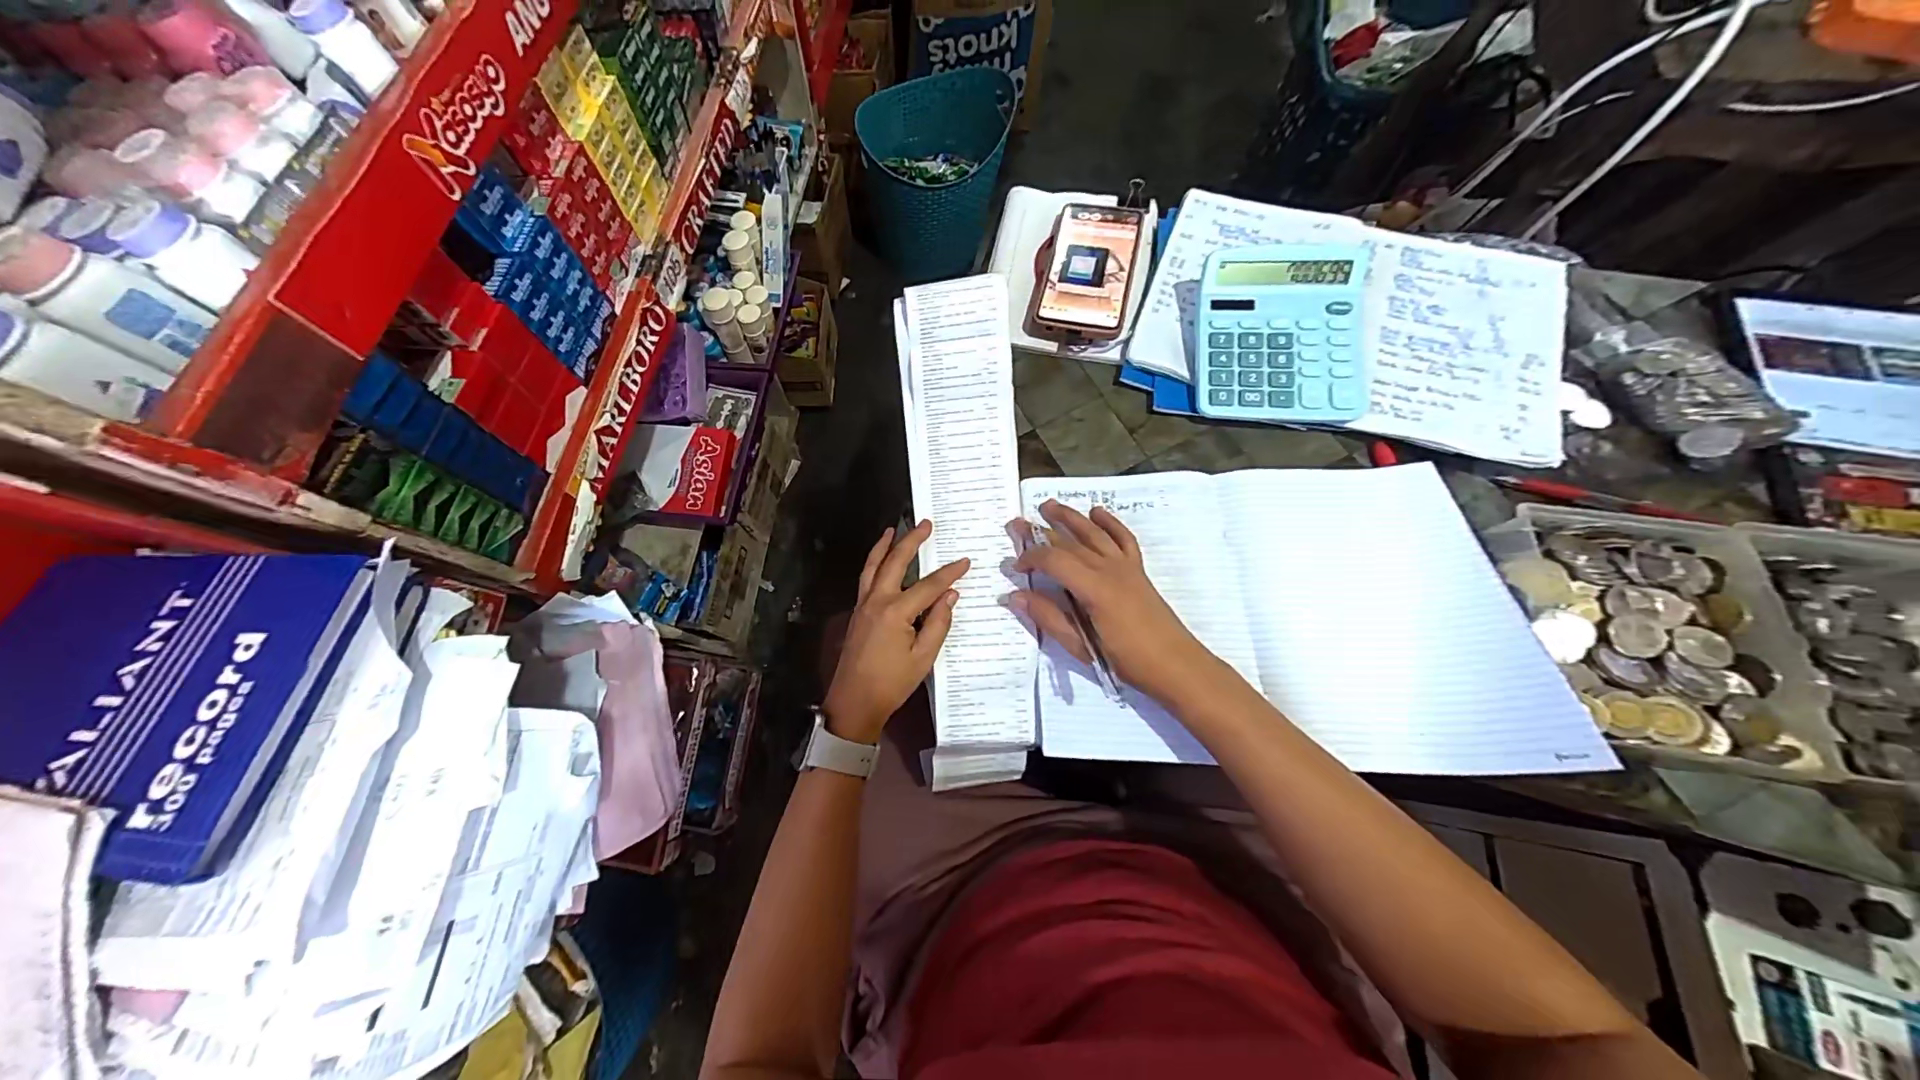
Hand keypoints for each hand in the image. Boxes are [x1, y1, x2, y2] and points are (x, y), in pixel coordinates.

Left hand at [822, 521, 968, 743]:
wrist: (854, 702)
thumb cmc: (892, 683)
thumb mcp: (924, 656)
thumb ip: (938, 623)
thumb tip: (950, 595)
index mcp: (896, 611)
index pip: (929, 585)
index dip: (950, 573)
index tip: (965, 561)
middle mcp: (876, 601)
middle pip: (895, 562)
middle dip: (911, 541)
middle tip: (925, 523)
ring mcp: (862, 605)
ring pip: (873, 566)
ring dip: (884, 546)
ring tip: (892, 529)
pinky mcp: (857, 613)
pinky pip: (866, 578)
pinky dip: (874, 563)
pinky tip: (881, 560)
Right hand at [1010, 501, 1220, 704]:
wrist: (1175, 665)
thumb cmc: (1127, 660)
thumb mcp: (1082, 646)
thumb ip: (1049, 618)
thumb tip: (1016, 597)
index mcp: (1094, 588)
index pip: (1054, 560)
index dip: (1031, 559)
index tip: (1016, 567)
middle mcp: (1109, 569)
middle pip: (1070, 541)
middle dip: (1040, 531)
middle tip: (1016, 524)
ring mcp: (1126, 567)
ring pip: (1094, 533)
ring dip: (1070, 517)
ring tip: (1049, 505)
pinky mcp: (1138, 570)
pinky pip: (1122, 538)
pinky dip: (1109, 522)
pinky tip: (1097, 512)